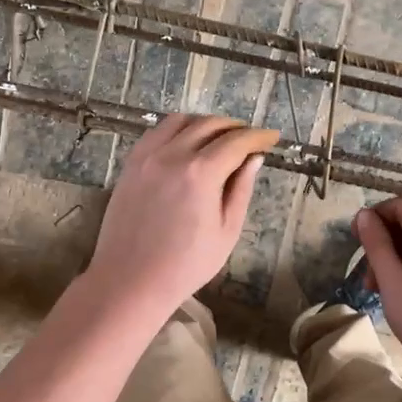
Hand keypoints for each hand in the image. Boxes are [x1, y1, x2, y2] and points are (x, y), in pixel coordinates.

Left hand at [88, 115, 278, 314]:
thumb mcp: (226, 231)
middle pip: (209, 125)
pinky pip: (156, 132)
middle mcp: (172, 155)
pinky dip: (177, 130)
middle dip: (234, 128)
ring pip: (181, 121)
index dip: (258, 136)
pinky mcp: (131, 164)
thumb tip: (254, 158)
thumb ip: (241, 189)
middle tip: (250, 139)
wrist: (130, 281)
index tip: (272, 138)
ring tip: (219, 138)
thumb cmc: (185, 265)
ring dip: (205, 124)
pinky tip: (186, 144)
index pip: (236, 142)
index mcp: (200, 174)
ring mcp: (147, 157)